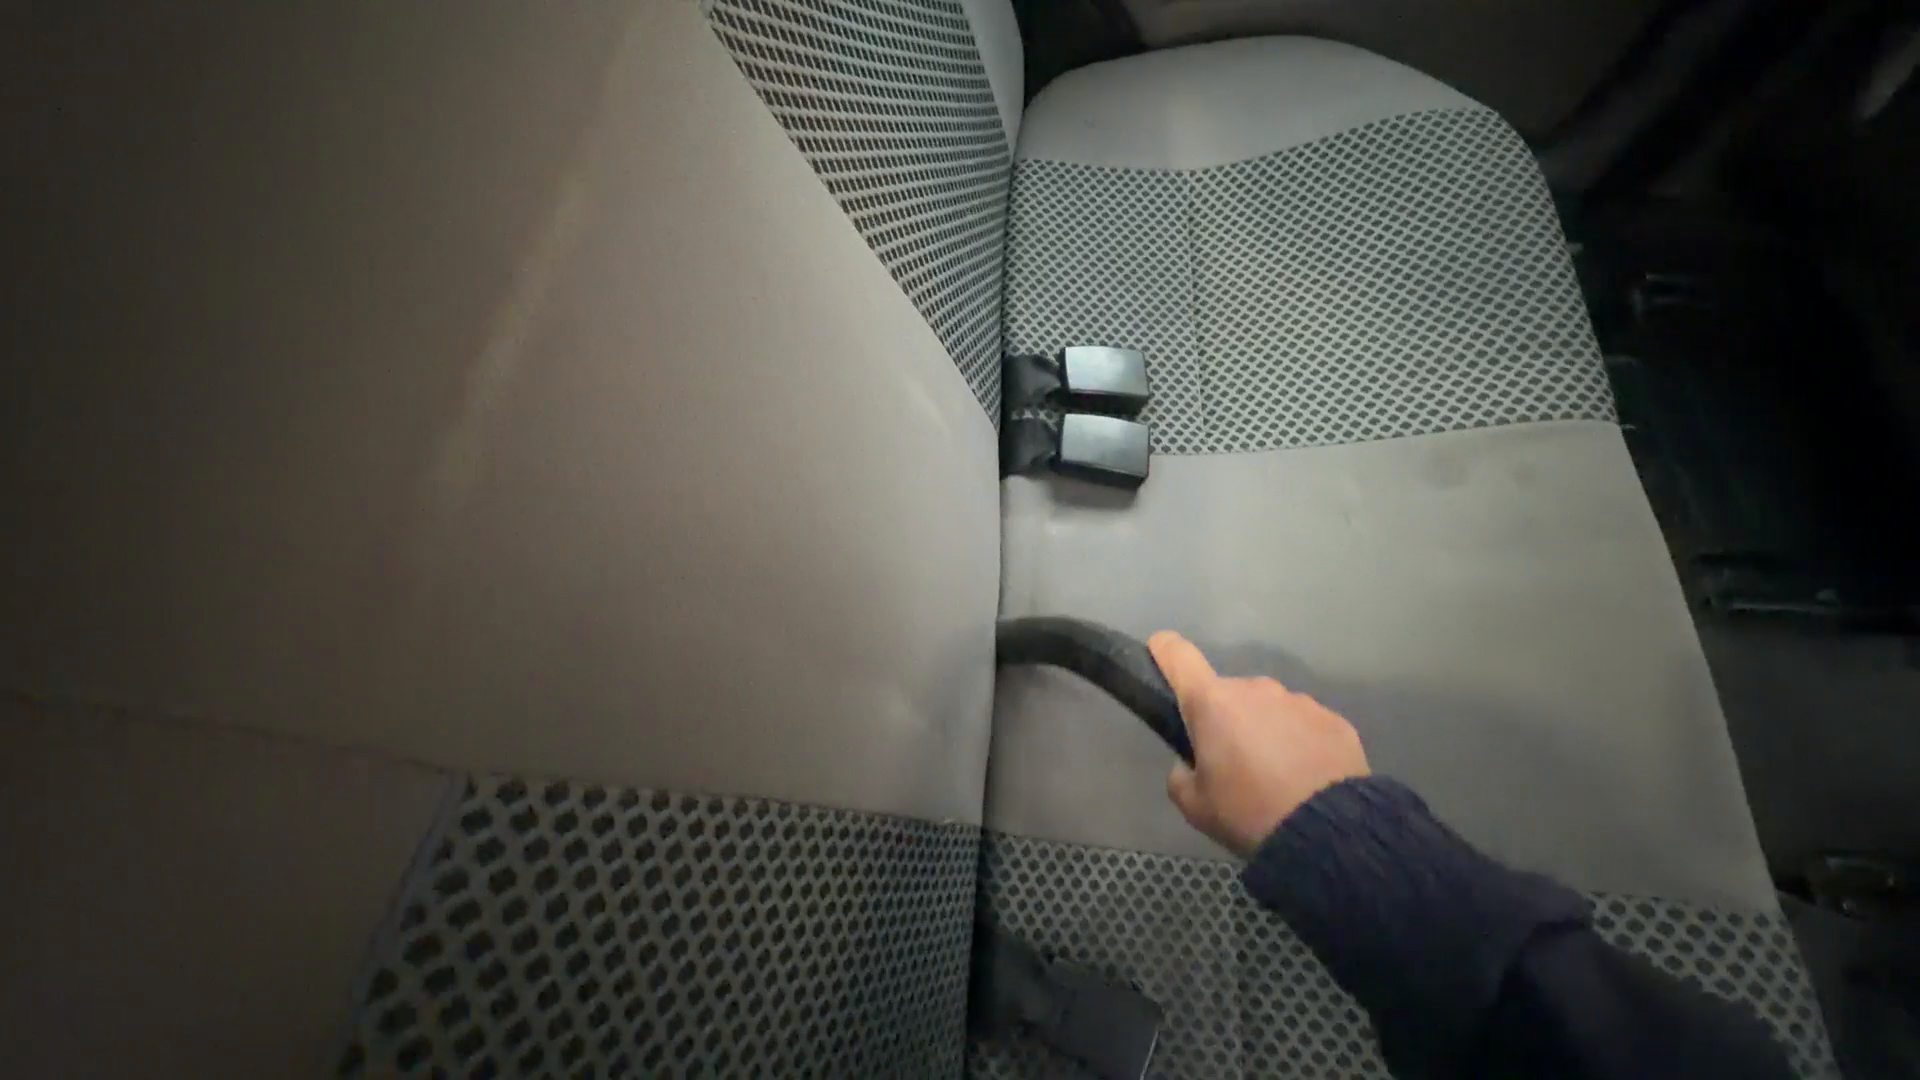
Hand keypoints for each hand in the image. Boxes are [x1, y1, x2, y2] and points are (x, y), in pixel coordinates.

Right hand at [1150, 631, 1371, 856]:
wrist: (1330, 832)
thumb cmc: (1248, 812)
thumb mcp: (1194, 805)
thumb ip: (1181, 774)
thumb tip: (1191, 763)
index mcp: (1211, 702)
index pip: (1177, 654)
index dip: (1164, 651)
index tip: (1160, 656)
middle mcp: (1254, 688)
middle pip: (1226, 693)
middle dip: (1225, 720)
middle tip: (1233, 764)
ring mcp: (1298, 700)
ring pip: (1268, 708)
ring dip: (1264, 730)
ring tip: (1277, 777)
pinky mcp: (1334, 720)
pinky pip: (1304, 725)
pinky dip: (1300, 743)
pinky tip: (1307, 779)